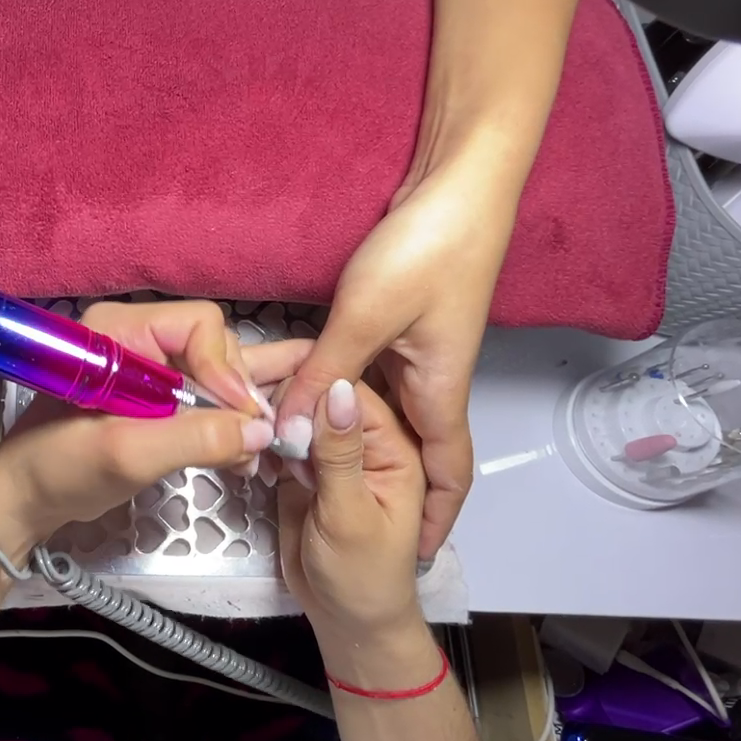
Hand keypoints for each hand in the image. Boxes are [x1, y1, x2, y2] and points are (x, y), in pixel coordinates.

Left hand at [0, 301, 313, 556]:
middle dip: (237, 392)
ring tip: (260, 447)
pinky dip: (226, 419)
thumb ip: (196, 439)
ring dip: (239, 409)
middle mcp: (138, 337)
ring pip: (216, 372)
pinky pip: (204, 394)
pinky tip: (250, 445)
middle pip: (215, 347)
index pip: (198, 325)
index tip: (239, 416)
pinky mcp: (154, 395)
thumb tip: (261, 431)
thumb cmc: (61, 468)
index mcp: (120, 330)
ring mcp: (148, 366)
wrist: (28, 496)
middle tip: (255, 439)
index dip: (225, 368)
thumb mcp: (130, 454)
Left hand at [275, 167, 514, 558]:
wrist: (455, 186)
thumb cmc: (426, 253)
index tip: (417, 554)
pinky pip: (362, 374)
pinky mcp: (393, 324)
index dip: (437, 516)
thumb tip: (285, 435)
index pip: (448, 471)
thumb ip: (322, 378)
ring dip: (344, 433)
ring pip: (374, 408)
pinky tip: (301, 395)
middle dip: (375, 477)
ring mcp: (411, 350)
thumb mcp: (365, 321)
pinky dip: (333, 392)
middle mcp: (428, 378)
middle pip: (404, 444)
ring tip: (302, 461)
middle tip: (333, 506)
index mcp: (438, 390)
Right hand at [276, 377, 436, 685]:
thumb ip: (340, 452)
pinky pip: (282, 437)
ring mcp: (331, 453)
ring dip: (270, 421)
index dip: (312, 383)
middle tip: (251, 417)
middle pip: (320, 395)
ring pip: (297, 414)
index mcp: (394, 448)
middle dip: (285, 401)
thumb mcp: (351, 514)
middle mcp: (364, 442)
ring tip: (248, 437)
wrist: (344, 619)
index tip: (269, 387)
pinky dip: (263, 440)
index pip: (352, 393)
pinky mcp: (303, 466)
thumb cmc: (363, 576)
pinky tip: (250, 452)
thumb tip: (337, 386)